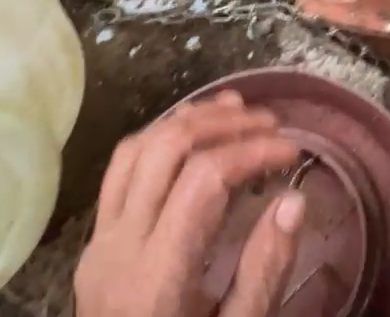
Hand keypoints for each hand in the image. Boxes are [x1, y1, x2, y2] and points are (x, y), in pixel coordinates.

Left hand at [75, 93, 305, 316]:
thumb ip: (265, 272)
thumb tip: (294, 199)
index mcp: (155, 279)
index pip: (203, 180)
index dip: (252, 151)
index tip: (294, 151)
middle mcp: (118, 249)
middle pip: (166, 150)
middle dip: (224, 124)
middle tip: (272, 124)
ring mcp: (99, 243)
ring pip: (137, 148)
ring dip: (190, 120)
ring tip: (237, 111)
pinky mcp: (95, 242)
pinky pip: (121, 168)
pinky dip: (161, 136)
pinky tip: (195, 133)